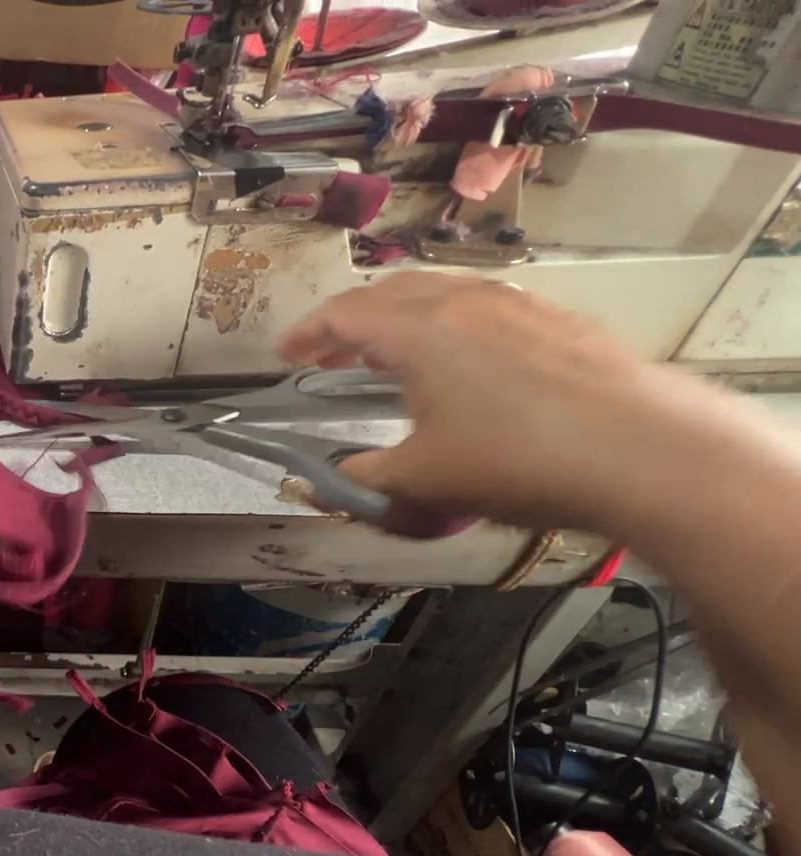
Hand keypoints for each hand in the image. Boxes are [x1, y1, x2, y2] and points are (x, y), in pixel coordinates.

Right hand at [276, 273, 719, 530]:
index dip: (305, 333)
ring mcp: (521, 308)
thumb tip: (327, 481)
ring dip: (399, 319)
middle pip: (391, 292)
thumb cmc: (516, 460)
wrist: (652, 456)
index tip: (284, 355)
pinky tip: (457, 364)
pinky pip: (484, 308)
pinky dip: (447, 325)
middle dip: (348, 321)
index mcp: (421, 330)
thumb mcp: (417, 479)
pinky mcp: (562, 324)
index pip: (344, 313)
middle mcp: (468, 304)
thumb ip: (357, 477)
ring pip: (441, 294)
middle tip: (326, 355)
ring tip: (384, 355)